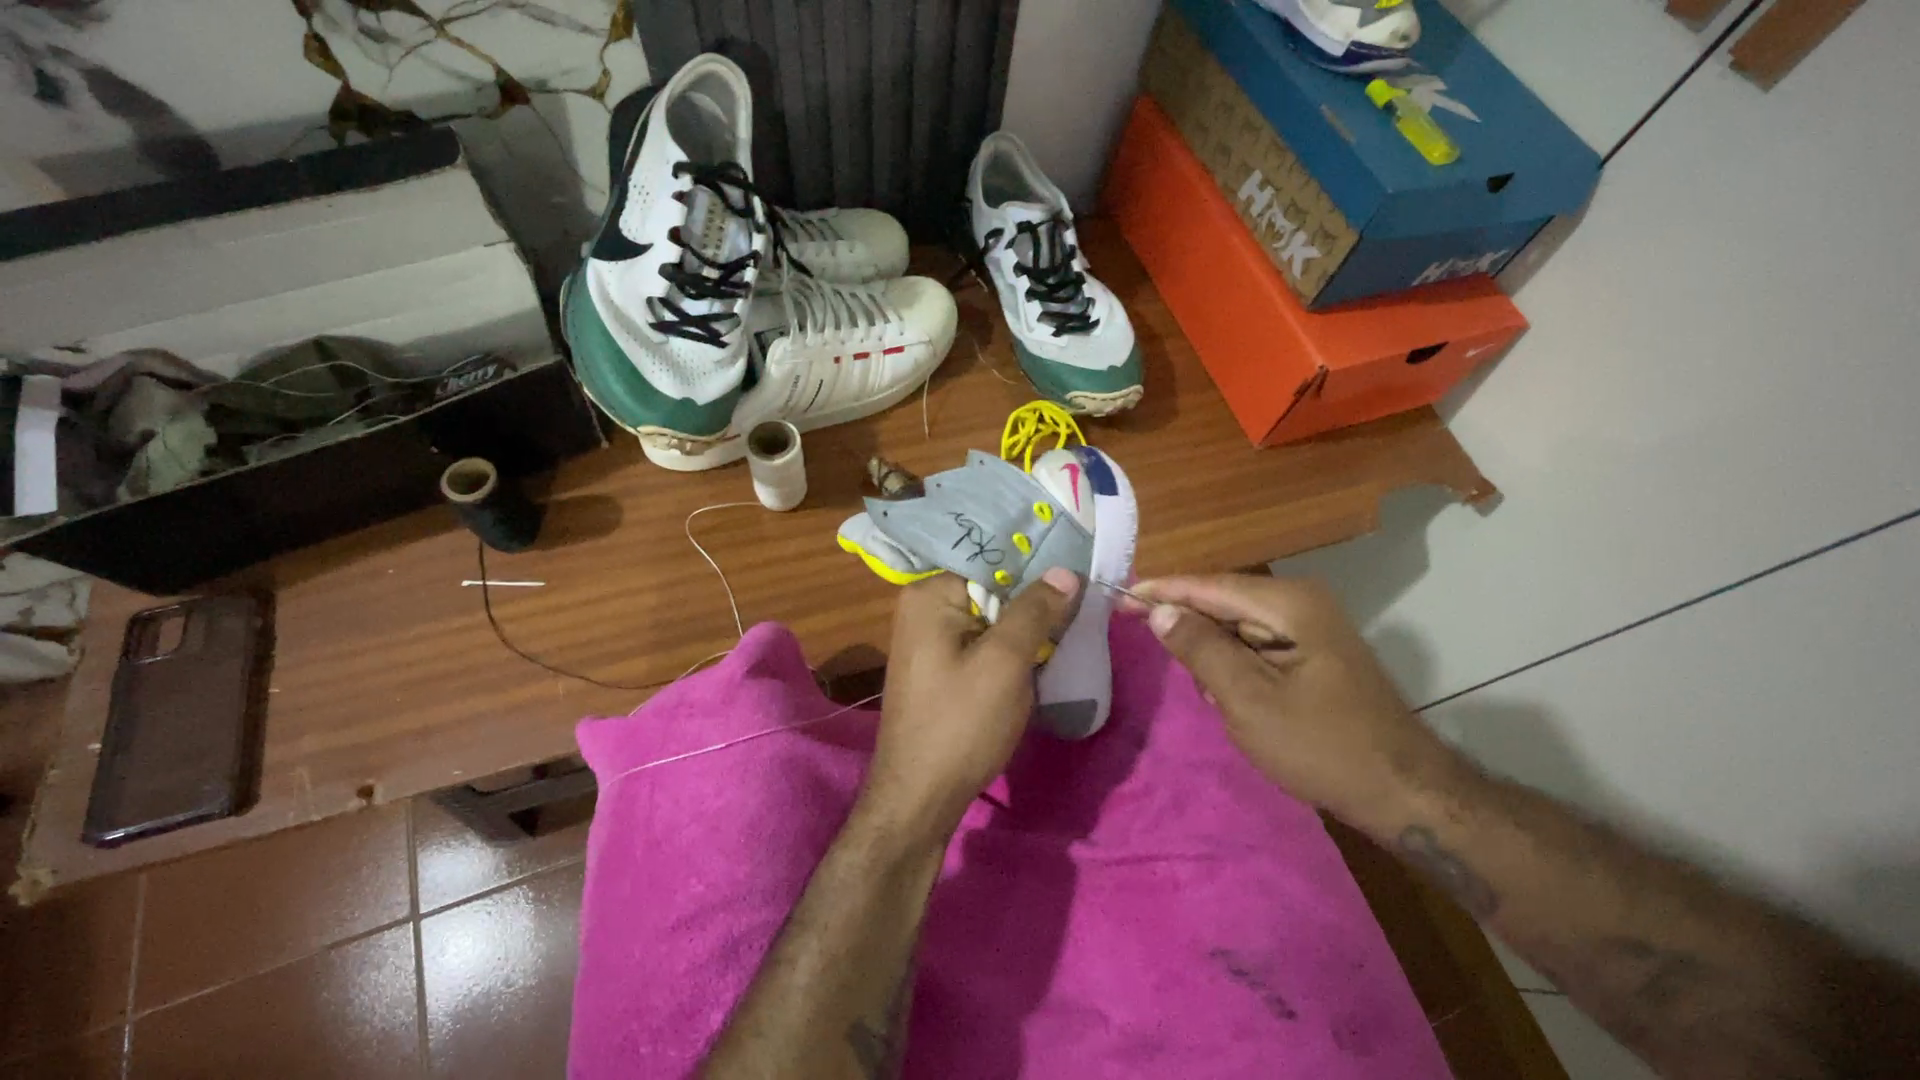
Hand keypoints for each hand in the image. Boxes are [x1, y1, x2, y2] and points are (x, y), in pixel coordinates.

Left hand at [862, 569, 1079, 841]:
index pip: (993, 560)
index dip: (1038, 565)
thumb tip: (1066, 571)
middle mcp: (924, 608)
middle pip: (993, 588)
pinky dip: (1012, 650)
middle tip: (1084, 601)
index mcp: (930, 594)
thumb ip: (1035, 611)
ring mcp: (930, 641)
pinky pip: (983, 644)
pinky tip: (1043, 657)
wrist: (919, 797)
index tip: (1080, 571)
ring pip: (992, 618)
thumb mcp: (1005, 663)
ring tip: (1073, 626)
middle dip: (1036, 598)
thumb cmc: (960, 724)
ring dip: (1028, 628)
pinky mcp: (941, 669)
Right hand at [1128, 574, 1448, 821]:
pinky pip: (1256, 648)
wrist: (1402, 791)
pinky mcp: (1313, 654)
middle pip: (1222, 602)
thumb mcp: (1248, 701)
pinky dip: (1236, 670)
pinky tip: (1232, 701)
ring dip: (1214, 657)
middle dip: (1189, 629)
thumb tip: (1160, 611)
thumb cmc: (1321, 745)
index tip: (1118, 599)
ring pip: (1237, 628)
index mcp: (1289, 603)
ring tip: (1209, 696)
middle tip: (1158, 659)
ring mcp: (1311, 628)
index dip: (1161, 592)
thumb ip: (1201, 650)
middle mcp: (1301, 603)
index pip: (1209, 586)